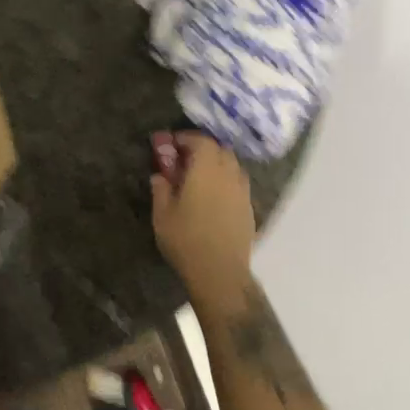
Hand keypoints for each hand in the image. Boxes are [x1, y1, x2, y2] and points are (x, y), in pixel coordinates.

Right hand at [151, 135, 255, 297]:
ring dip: (216, 163)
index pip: (201, 142)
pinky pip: (238, 183)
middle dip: (203, 148)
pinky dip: (225, 180)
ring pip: (232, 166)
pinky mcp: (248, 208)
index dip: (187, 138)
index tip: (172, 143)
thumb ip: (161, 189)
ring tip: (199, 176)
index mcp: (206, 171)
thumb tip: (160, 176)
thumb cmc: (185, 239)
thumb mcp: (162, 214)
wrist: (219, 270)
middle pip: (221, 150)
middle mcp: (229, 175)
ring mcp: (242, 192)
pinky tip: (212, 196)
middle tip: (184, 158)